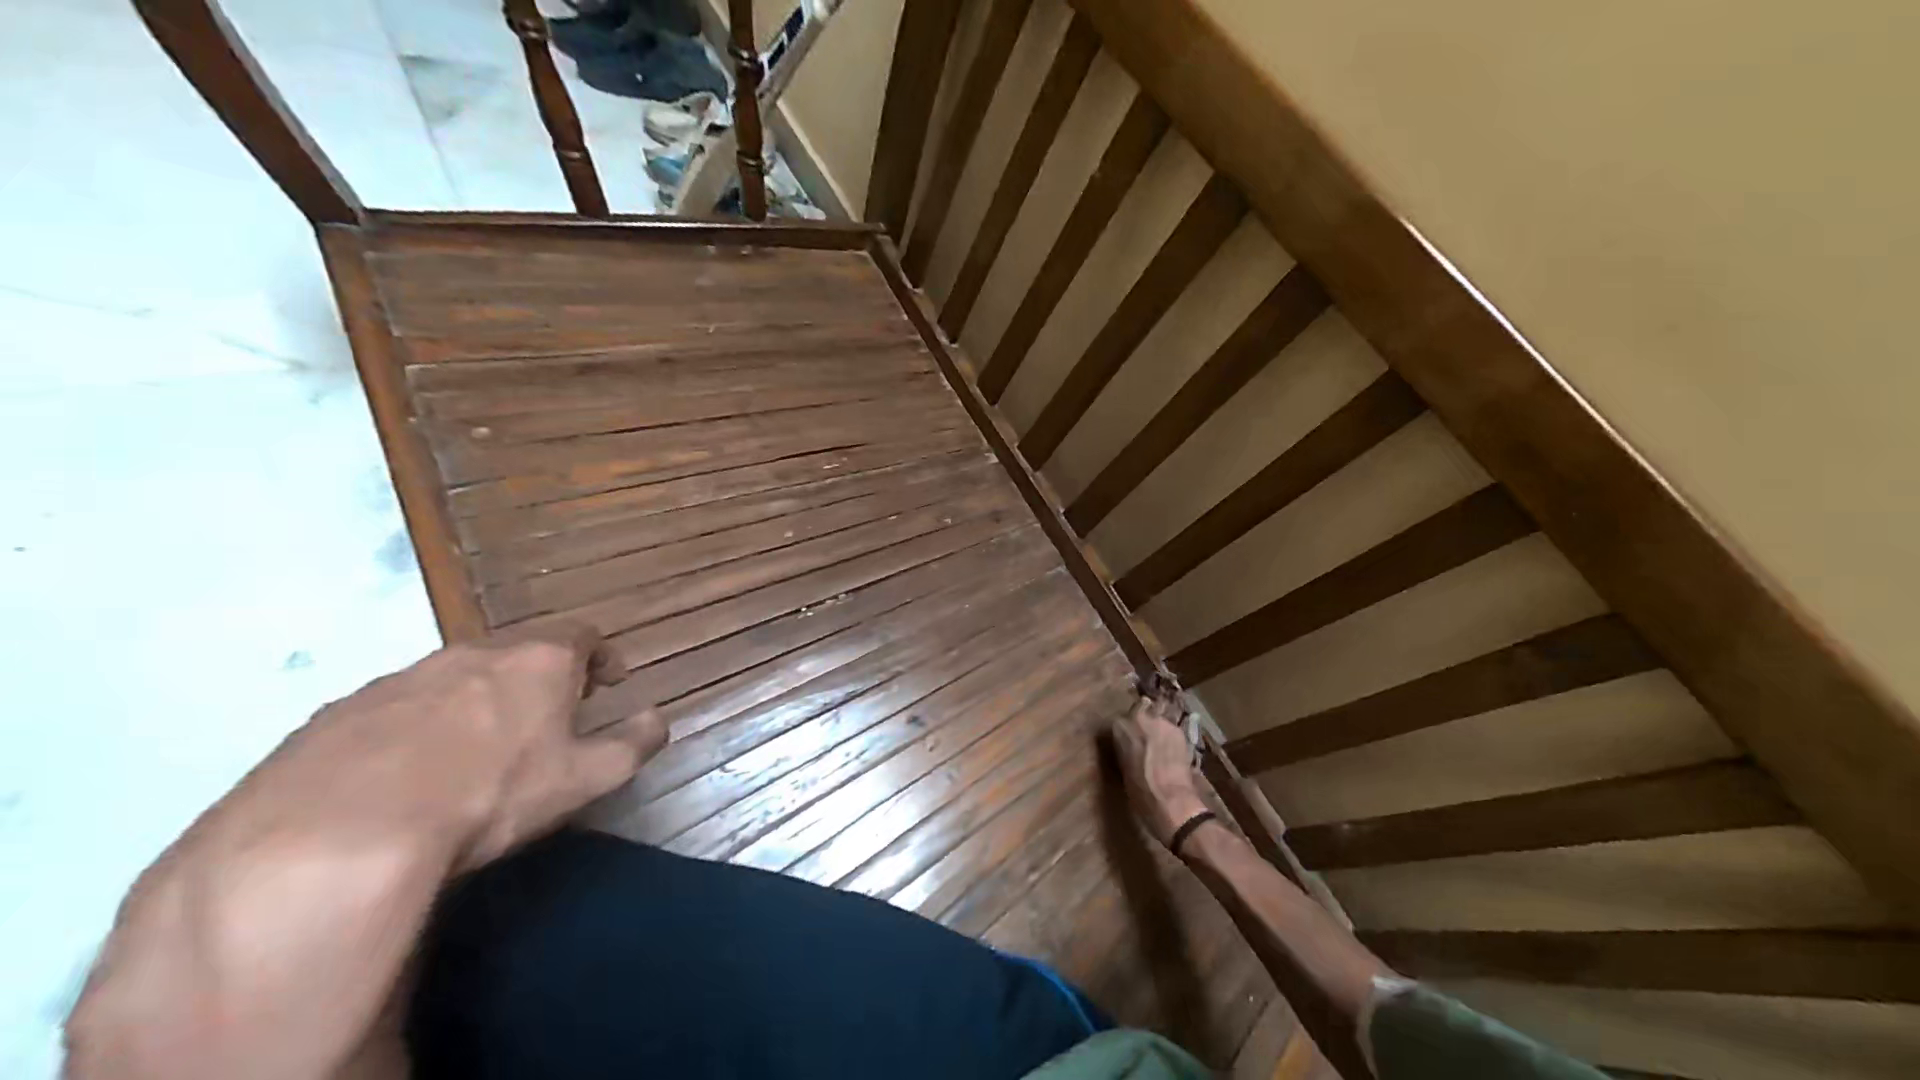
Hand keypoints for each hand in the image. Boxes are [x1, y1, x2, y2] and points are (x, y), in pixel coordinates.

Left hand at [290, 621, 666, 869]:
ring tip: (476, 750)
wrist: (337, 835)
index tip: (607, 682)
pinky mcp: (342, 709)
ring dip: (477, 701)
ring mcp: (402, 677)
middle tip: (547, 719)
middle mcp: (472, 653)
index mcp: (537, 661)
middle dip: (539, 679)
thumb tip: (658, 718)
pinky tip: (407, 774)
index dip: (600, 656)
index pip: (582, 636)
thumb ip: (632, 745)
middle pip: (518, 653)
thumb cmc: (489, 795)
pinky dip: (417, 727)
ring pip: (456, 678)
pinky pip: (398, 708)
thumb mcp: (583, 780)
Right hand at [1109, 691, 1209, 849]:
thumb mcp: (1124, 768)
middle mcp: (1140, 717)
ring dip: (1157, 729)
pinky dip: (1170, 737)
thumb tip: (1128, 744)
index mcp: (1120, 727)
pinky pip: (1171, 730)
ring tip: (1160, 746)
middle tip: (1145, 741)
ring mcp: (1162, 722)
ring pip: (1158, 719)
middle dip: (1142, 723)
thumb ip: (1125, 748)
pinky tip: (1172, 752)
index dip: (1126, 731)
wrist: (1171, 800)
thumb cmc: (1140, 790)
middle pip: (1140, 712)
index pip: (1120, 720)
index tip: (1128, 741)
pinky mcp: (1179, 731)